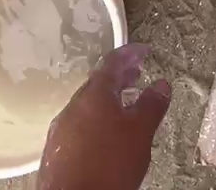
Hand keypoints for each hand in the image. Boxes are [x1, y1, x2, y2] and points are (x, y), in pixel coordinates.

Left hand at [38, 43, 171, 189]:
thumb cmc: (110, 164)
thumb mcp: (141, 132)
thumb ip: (152, 104)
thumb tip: (161, 84)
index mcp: (94, 95)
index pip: (112, 62)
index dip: (130, 53)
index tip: (144, 51)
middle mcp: (73, 108)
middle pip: (97, 84)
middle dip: (119, 78)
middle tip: (137, 76)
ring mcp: (60, 132)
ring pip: (86, 107)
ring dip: (107, 102)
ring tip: (125, 108)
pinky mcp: (55, 155)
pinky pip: (78, 127)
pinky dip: (95, 122)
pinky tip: (105, 137)